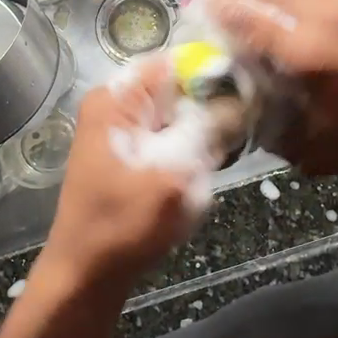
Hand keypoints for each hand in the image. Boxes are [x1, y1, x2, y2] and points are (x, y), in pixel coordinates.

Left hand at [39, 57, 242, 289]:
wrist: (85, 277)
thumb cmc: (123, 225)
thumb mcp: (175, 173)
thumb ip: (210, 128)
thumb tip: (243, 94)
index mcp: (117, 98)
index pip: (176, 60)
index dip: (216, 68)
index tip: (252, 87)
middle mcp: (117, 104)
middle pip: (180, 86)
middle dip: (213, 105)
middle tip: (243, 126)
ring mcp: (123, 130)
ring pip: (180, 114)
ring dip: (204, 133)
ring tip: (222, 153)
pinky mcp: (131, 155)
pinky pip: (171, 137)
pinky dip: (191, 151)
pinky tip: (204, 171)